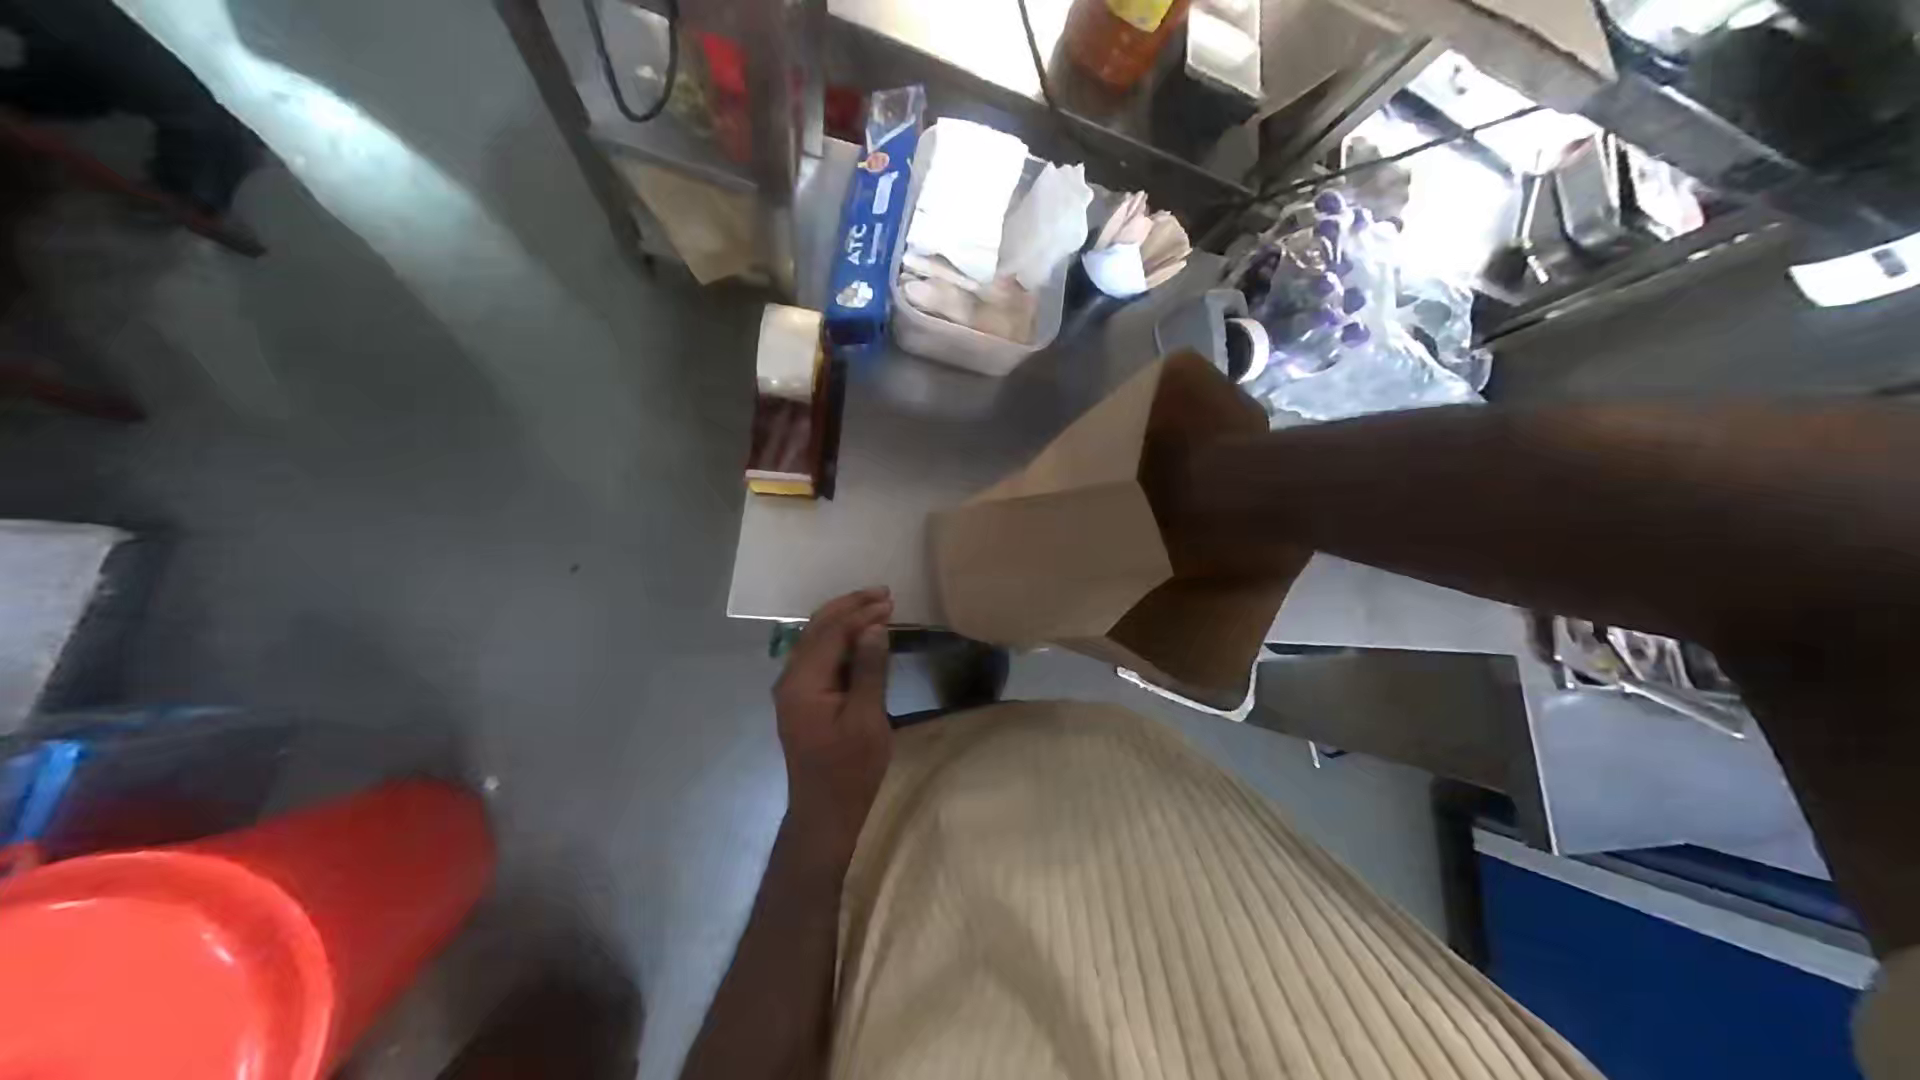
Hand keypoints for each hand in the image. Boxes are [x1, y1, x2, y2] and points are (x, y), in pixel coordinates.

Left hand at [774, 588, 892, 863]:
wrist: (825, 812)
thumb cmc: (850, 770)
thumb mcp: (867, 720)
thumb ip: (870, 670)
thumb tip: (875, 628)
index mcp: (802, 683)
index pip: (831, 632)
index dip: (861, 613)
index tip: (891, 602)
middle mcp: (790, 679)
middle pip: (817, 629)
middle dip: (850, 607)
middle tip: (883, 593)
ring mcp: (793, 689)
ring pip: (816, 640)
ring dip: (844, 620)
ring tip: (875, 606)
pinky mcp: (802, 699)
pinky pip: (819, 657)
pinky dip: (841, 640)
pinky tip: (861, 637)